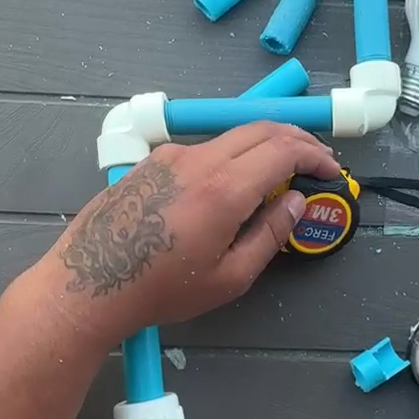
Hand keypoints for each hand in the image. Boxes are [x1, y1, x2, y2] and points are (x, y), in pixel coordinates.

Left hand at [21, 122, 339, 345]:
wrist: (87, 284)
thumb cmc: (162, 290)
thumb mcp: (229, 277)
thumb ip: (270, 234)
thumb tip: (295, 201)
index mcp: (224, 188)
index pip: (283, 149)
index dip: (315, 155)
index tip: (330, 170)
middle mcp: (198, 159)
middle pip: (260, 129)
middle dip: (295, 139)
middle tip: (315, 161)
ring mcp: (170, 156)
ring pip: (230, 137)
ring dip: (262, 146)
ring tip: (276, 175)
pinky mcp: (150, 161)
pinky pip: (202, 149)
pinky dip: (231, 155)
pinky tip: (230, 184)